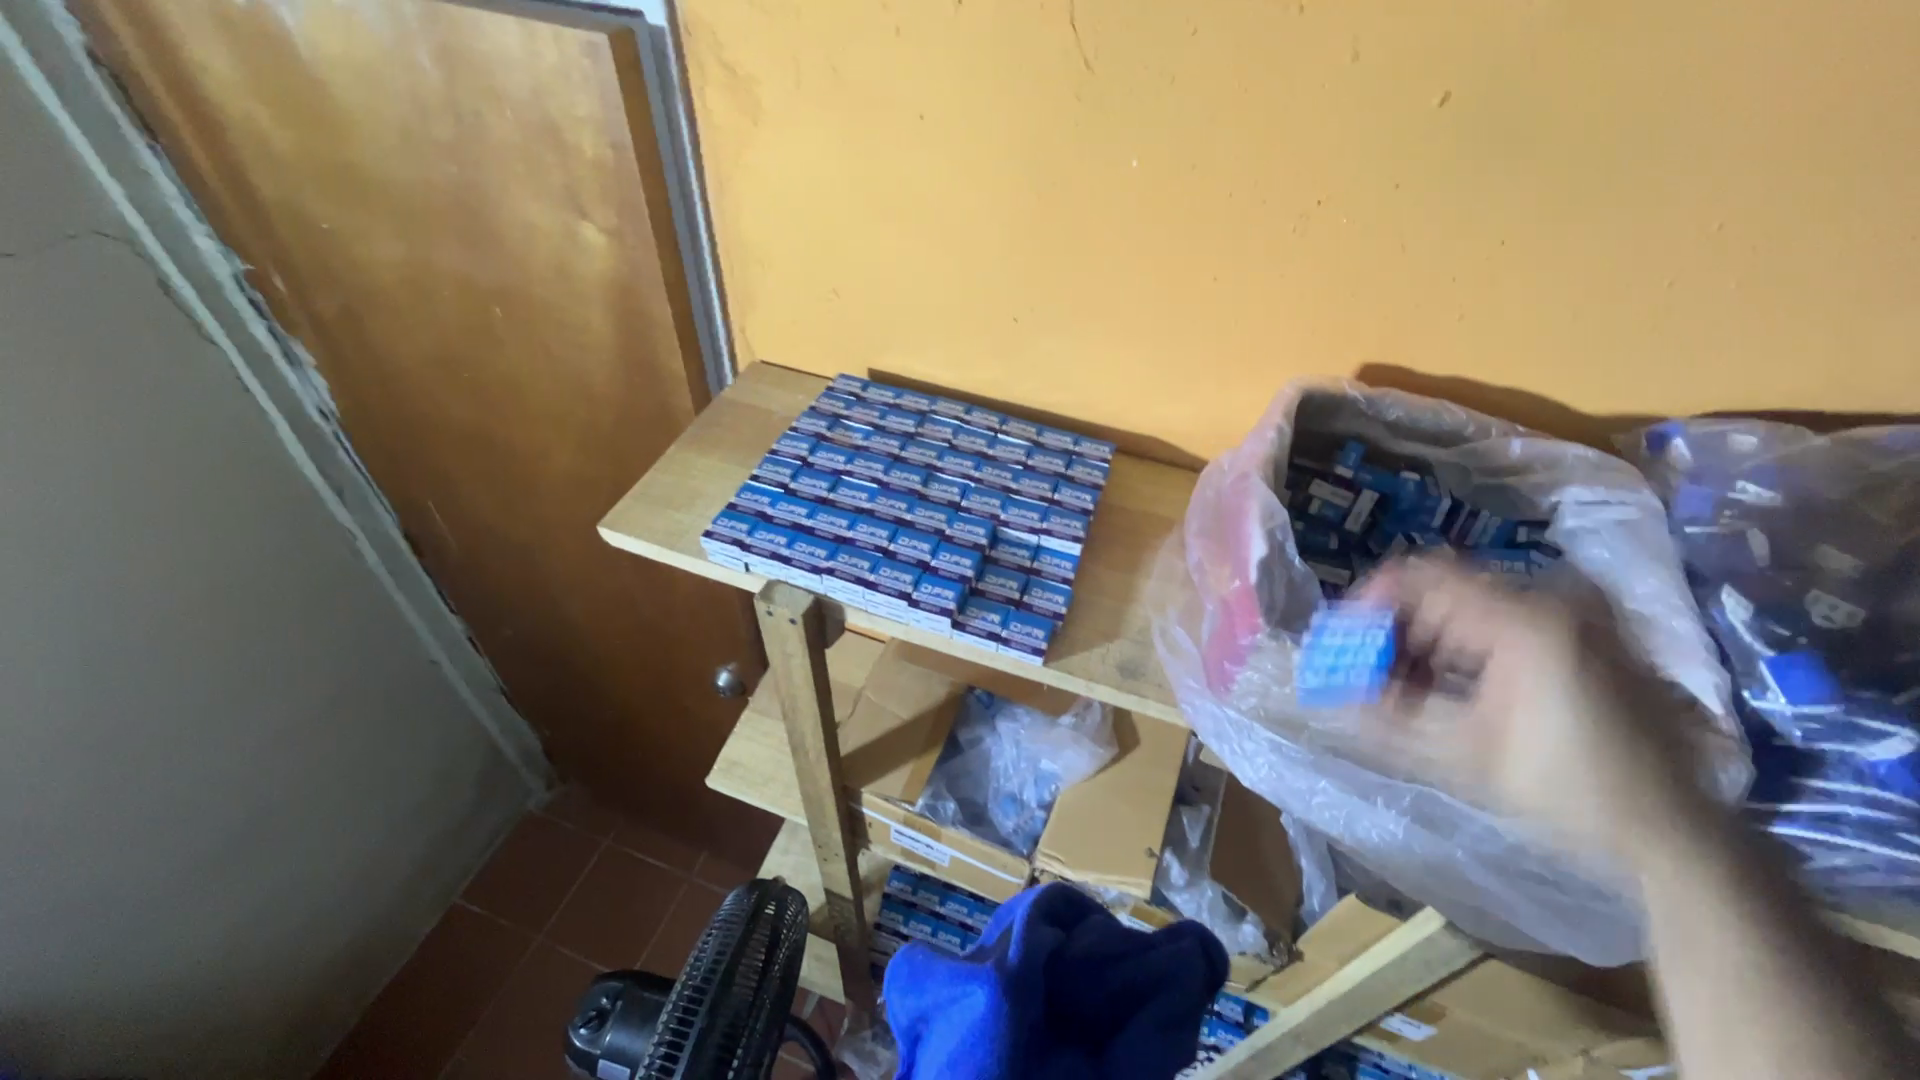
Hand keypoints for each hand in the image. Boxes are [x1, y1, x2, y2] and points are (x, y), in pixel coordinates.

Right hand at [1349, 556, 1712, 866]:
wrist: (1675, 830)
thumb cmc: (1568, 794)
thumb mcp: (1462, 754)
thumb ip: (1386, 713)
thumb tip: (1328, 688)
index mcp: (1523, 620)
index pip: (1419, 576)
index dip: (1369, 604)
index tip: (1343, 642)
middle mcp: (1552, 599)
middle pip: (1443, 588)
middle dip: (1395, 628)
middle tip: (1368, 672)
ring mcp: (1578, 613)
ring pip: (1471, 603)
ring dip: (1428, 640)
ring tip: (1406, 688)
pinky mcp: (1590, 633)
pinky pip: (1504, 619)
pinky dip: (1465, 646)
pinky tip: (1452, 688)